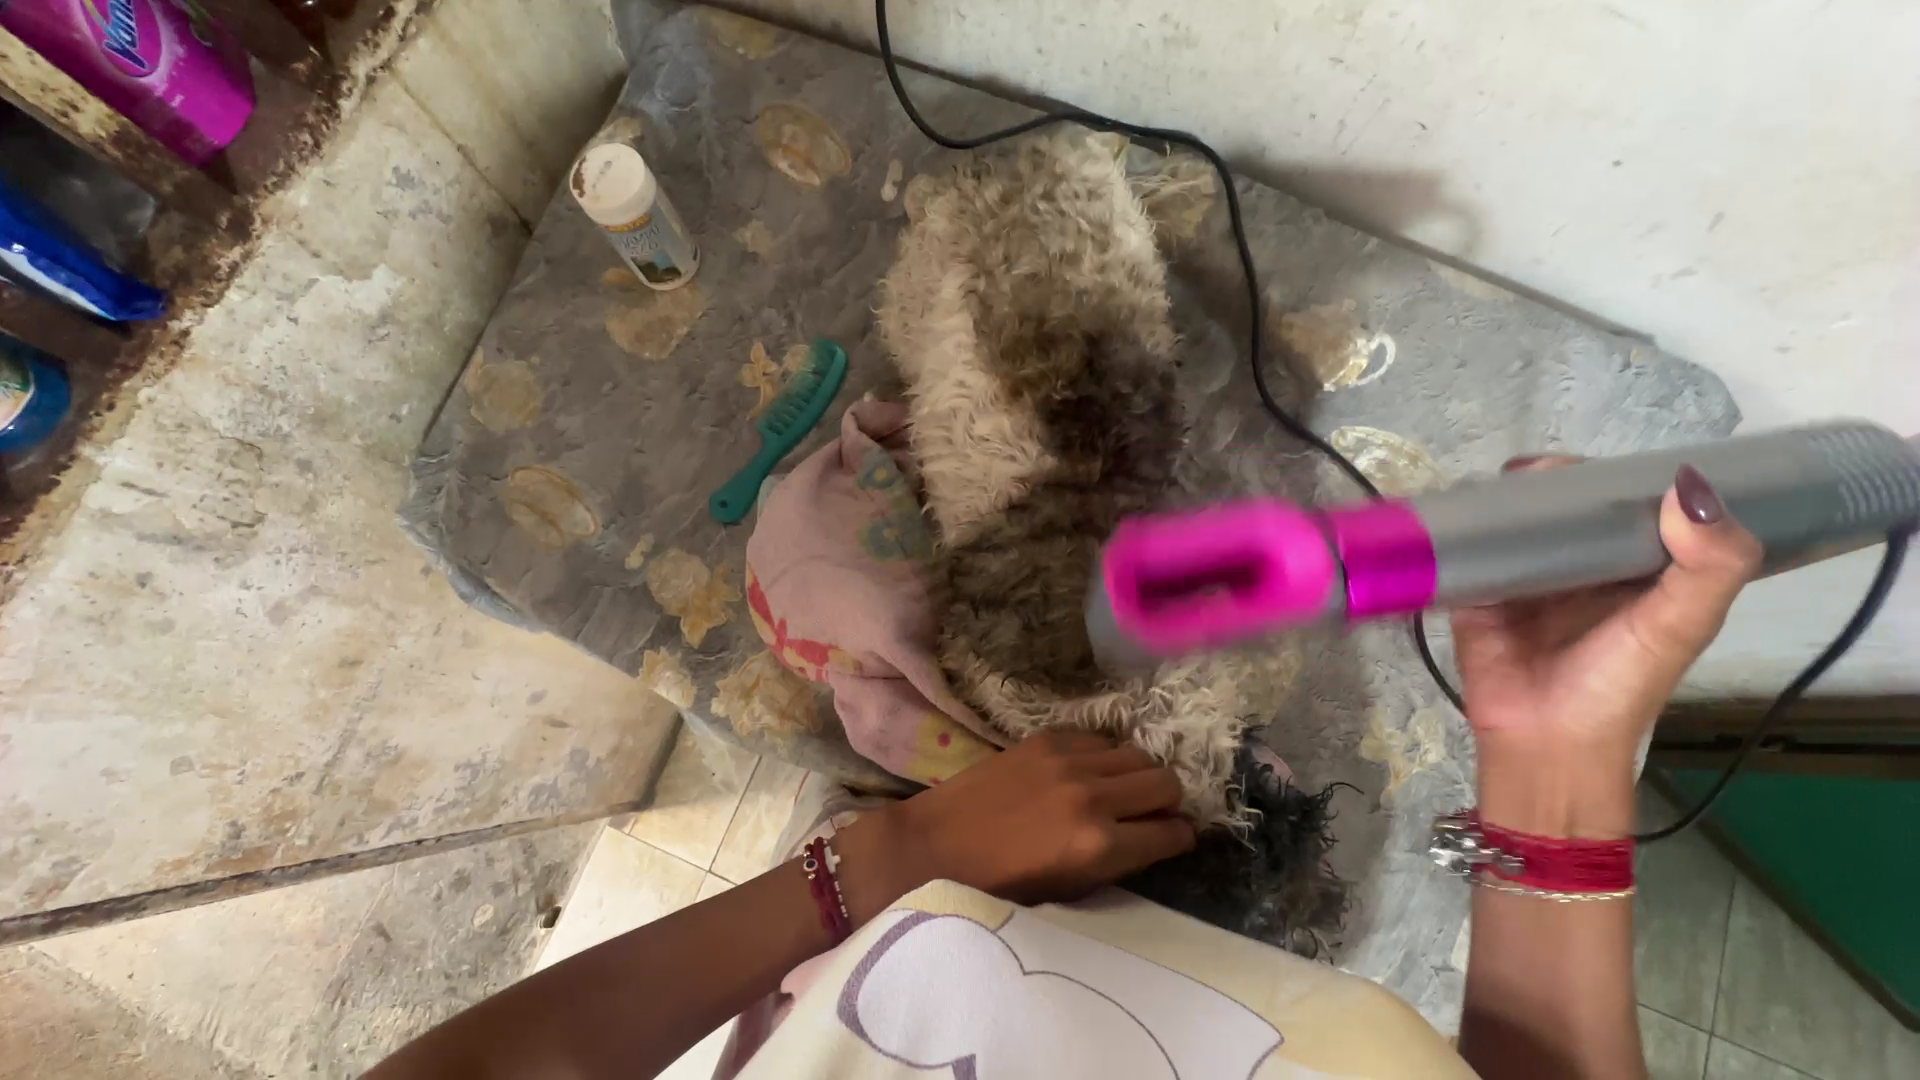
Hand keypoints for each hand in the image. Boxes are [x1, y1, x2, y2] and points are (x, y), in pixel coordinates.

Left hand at [835, 732, 1195, 916]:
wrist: (933, 846)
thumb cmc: (996, 886)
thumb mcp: (1066, 890)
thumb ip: (1115, 862)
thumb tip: (1153, 837)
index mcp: (1098, 847)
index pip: (1172, 832)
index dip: (1180, 837)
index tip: (1174, 837)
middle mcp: (1093, 798)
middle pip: (1165, 782)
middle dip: (1167, 801)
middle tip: (1150, 813)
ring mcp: (1068, 761)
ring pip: (1137, 754)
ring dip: (1137, 774)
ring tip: (1120, 789)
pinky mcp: (1045, 739)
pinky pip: (1098, 738)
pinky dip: (1103, 754)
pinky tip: (1086, 770)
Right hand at [1451, 458, 1761, 834]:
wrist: (1543, 737)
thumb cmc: (1617, 684)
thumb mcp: (1681, 625)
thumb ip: (1709, 564)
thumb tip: (1685, 484)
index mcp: (1635, 571)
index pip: (1628, 508)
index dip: (1614, 477)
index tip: (1590, 462)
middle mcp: (1578, 570)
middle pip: (1562, 510)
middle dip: (1544, 484)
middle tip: (1522, 472)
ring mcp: (1522, 580)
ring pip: (1512, 526)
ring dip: (1498, 502)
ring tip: (1485, 485)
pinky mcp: (1474, 593)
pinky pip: (1466, 555)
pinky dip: (1457, 533)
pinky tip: (1446, 512)